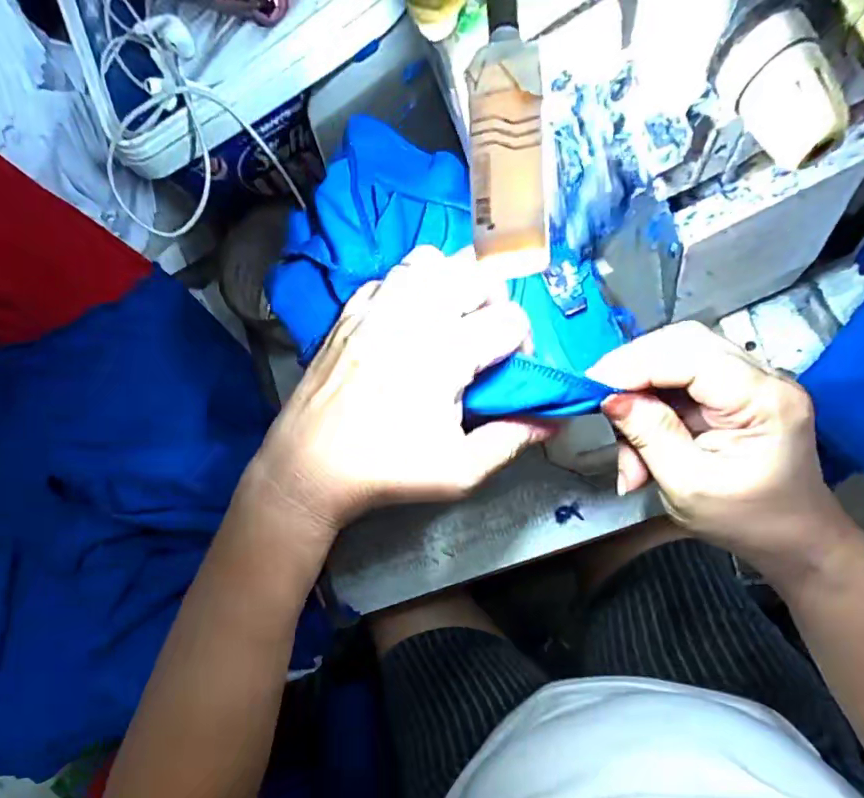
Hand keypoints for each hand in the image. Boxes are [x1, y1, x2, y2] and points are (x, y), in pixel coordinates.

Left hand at [247, 247, 555, 535]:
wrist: (310, 466)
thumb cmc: (387, 472)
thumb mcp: (459, 470)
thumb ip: (510, 441)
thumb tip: (553, 423)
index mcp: (447, 351)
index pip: (510, 319)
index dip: (523, 344)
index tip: (511, 372)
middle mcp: (415, 315)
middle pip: (478, 274)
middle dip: (495, 304)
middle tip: (485, 343)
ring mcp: (378, 306)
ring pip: (434, 260)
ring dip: (455, 283)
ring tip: (451, 321)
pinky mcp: (351, 310)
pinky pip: (393, 274)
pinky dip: (413, 286)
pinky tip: (410, 321)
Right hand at [584, 322, 862, 582]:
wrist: (791, 538)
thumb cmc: (745, 521)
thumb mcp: (689, 486)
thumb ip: (651, 436)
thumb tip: (611, 398)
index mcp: (763, 400)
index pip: (691, 356)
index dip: (636, 363)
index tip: (592, 384)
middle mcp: (764, 377)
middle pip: (686, 344)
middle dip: (635, 372)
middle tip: (602, 406)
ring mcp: (752, 381)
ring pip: (679, 361)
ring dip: (642, 397)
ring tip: (630, 455)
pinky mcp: (737, 393)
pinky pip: (684, 383)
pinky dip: (654, 408)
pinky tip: (643, 446)